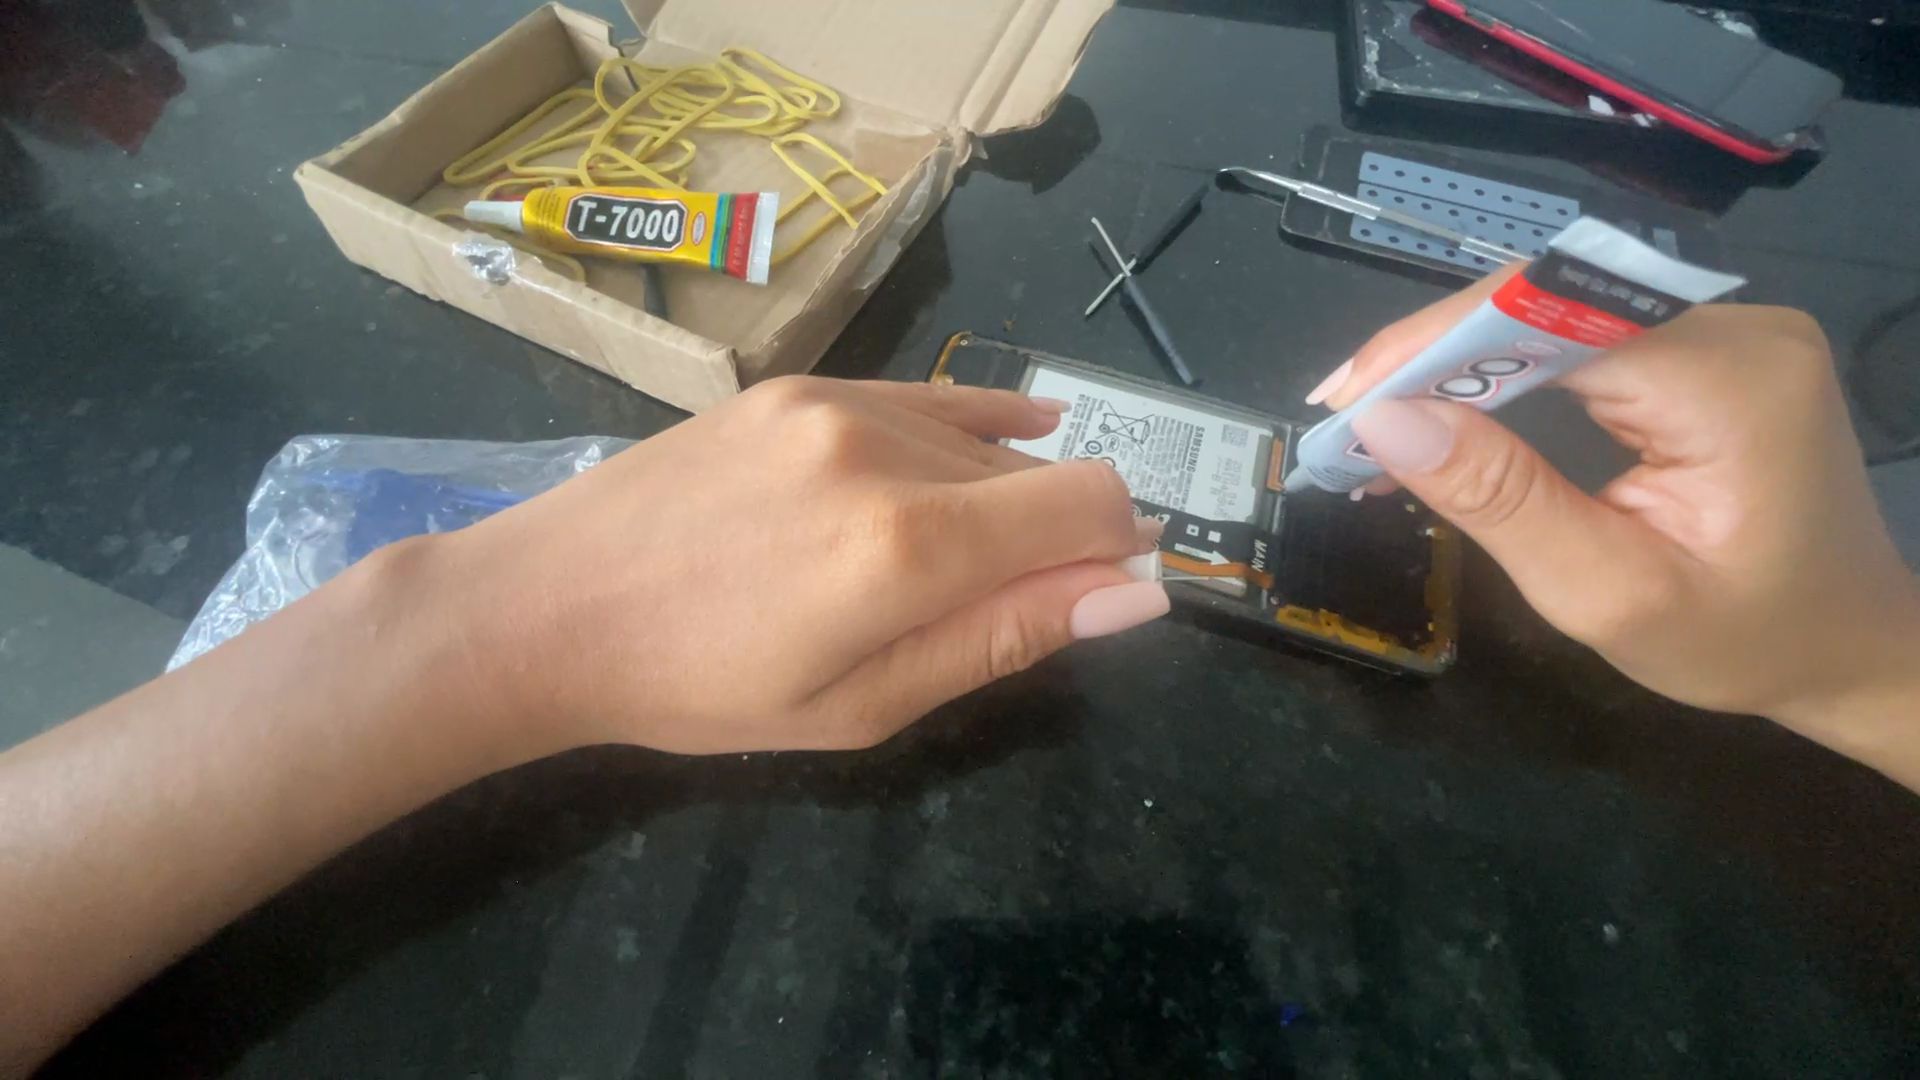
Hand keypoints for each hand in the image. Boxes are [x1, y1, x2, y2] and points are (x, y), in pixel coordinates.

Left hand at [429, 377, 1167, 756]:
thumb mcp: (866, 703)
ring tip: (943, 549)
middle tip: (1006, 591)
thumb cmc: (708, 688)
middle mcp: (885, 449)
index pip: (1086, 504)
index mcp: (906, 547)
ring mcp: (839, 401)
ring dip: (1001, 493)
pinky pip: (931, 395)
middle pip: (1040, 471)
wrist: (552, 605)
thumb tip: (1135, 591)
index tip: (1109, 583)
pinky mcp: (804, 383)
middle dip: (1054, 530)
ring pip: (985, 438)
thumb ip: (1006, 636)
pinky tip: (1010, 432)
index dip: (1119, 543)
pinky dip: (978, 426)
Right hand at [1308, 267, 1919, 777]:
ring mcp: (1704, 337)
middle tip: (1337, 420)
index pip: (1546, 317)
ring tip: (1364, 425)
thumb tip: (1385, 423)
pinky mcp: (1679, 357)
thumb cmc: (1736, 637)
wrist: (1842, 647)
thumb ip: (1497, 499)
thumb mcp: (1599, 588)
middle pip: (1533, 308)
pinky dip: (1475, 382)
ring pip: (1531, 322)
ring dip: (1437, 370)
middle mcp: (1723, 330)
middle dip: (1420, 359)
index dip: (1430, 345)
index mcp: (1724, 381)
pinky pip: (1551, 347)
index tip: (1344, 402)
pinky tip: (1426, 417)